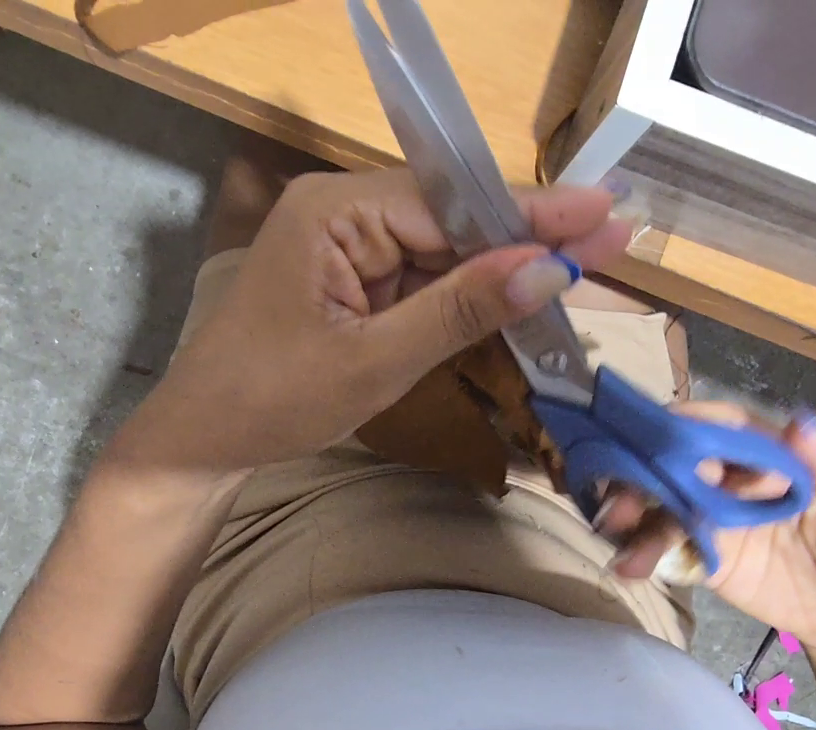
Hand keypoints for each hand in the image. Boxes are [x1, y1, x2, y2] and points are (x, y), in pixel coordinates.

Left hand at [106, 168, 630, 472]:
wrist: (203, 441)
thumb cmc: (274, 402)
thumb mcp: (375, 360)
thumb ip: (460, 310)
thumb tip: (549, 271)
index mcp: (335, 211)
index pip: (450, 202)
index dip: (530, 215)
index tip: (603, 212)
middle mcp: (340, 212)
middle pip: (451, 219)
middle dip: (528, 238)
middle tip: (612, 238)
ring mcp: (344, 248)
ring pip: (440, 252)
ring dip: (503, 269)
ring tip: (584, 268)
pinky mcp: (348, 284)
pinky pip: (418, 281)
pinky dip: (464, 297)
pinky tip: (520, 296)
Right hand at [605, 406, 815, 651]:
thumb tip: (801, 426)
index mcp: (782, 458)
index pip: (730, 429)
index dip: (693, 424)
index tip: (658, 429)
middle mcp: (741, 483)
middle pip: (683, 463)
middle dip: (645, 467)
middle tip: (622, 488)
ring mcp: (719, 522)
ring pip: (666, 504)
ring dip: (635, 511)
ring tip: (615, 531)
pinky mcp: (707, 561)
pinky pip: (668, 549)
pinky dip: (641, 552)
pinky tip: (627, 565)